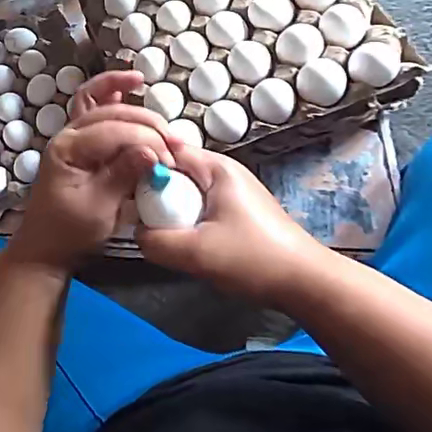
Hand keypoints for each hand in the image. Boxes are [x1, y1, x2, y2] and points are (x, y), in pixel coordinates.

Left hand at [7, 71, 177, 269]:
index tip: (168, 161)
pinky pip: (95, 108)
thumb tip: (153, 152)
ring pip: (99, 101)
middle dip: (145, 123)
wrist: (46, 249)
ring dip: (125, 95)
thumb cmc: (70, 232)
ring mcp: (73, 135)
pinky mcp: (82, 142)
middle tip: (172, 144)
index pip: (113, 131)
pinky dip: (111, 92)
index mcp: (68, 149)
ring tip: (147, 91)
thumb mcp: (100, 209)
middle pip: (110, 112)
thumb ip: (124, 176)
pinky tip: (129, 84)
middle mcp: (68, 135)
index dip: (146, 141)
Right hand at [134, 142, 335, 305]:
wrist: (304, 282)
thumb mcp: (195, 252)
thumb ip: (155, 241)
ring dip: (173, 214)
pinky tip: (190, 247)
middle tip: (146, 223)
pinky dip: (189, 224)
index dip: (143, 167)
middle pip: (175, 172)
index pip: (167, 150)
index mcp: (217, 168)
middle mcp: (224, 172)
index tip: (127, 193)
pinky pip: (200, 209)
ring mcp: (232, 192)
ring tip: (168, 238)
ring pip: (186, 194)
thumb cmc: (254, 259)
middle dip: (157, 196)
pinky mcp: (236, 212)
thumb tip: (137, 234)